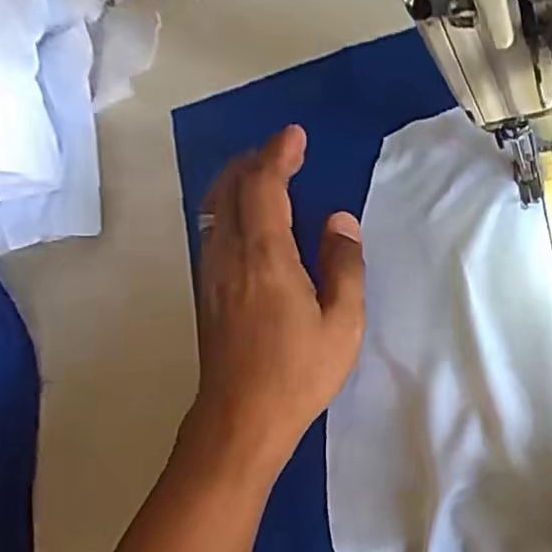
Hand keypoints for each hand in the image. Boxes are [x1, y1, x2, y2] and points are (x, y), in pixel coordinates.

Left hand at [186, 125, 364, 468]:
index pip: (265, 186)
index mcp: (265, 255)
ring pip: (216, 207)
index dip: (279, 154)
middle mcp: (229, 253)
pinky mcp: (207, 292)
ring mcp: (212, 272)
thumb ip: (344, 267)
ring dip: (239, 183)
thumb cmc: (300, 371)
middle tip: (282, 152)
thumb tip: (340, 222)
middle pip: (232, 188)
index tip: (296, 136)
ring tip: (264, 178)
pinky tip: (248, 224)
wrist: (242, 414)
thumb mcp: (342, 324)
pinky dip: (231, 209)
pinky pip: (214, 229)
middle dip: (255, 161)